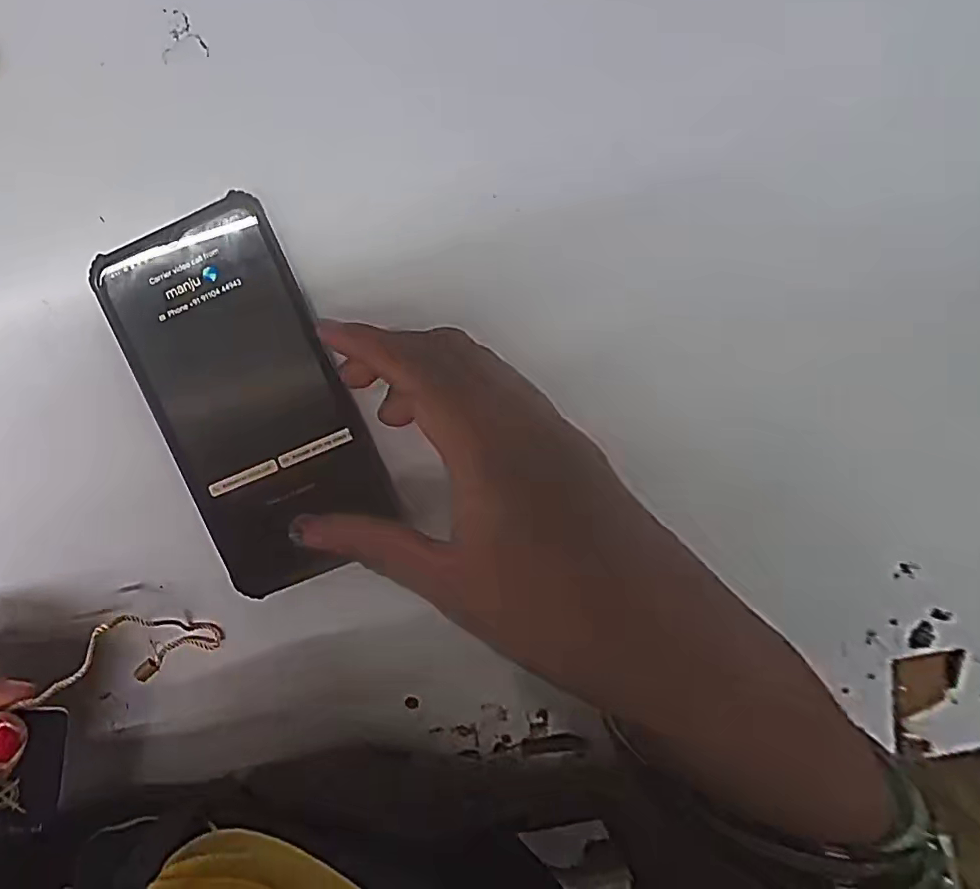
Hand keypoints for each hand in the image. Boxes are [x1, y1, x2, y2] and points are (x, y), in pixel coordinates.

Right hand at [298, 321, 892, 843]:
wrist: (675, 648)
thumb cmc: (553, 616)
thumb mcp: (447, 582)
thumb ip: (371, 542)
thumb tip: (303, 527)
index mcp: (485, 445)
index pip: (417, 366)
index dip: (366, 341)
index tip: (323, 332)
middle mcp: (521, 420)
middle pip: (448, 349)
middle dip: (390, 346)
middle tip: (344, 375)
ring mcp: (551, 429)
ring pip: (479, 364)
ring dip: (427, 365)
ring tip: (386, 408)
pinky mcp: (568, 446)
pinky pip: (501, 388)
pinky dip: (458, 386)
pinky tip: (442, 436)